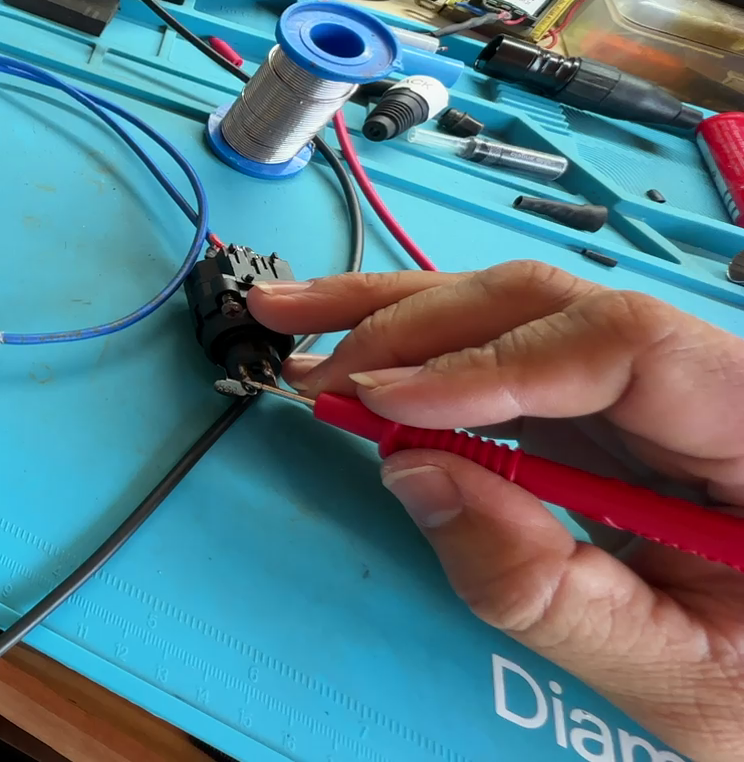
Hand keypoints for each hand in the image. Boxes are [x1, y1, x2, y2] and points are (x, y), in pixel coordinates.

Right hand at [251, 262, 743, 757]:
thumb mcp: (677, 680)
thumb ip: (545, 587)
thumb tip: (407, 470)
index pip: (621, 345)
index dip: (489, 362)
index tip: (384, 404)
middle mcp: (706, 383)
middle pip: (539, 304)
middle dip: (406, 328)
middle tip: (313, 371)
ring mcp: (634, 386)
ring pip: (494, 304)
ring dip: (376, 313)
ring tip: (282, 315)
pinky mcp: (577, 402)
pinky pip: (474, 345)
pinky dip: (390, 341)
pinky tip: (329, 340)